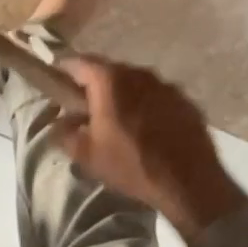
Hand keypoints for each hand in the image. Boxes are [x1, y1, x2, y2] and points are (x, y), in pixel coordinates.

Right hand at [56, 56, 247, 240]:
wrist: (189, 184)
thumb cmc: (132, 165)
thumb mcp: (86, 155)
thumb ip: (64, 133)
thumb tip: (59, 121)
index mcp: (110, 81)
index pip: (79, 62)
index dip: (65, 69)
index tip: (57, 81)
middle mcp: (138, 73)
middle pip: (109, 71)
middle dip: (95, 85)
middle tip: (87, 107)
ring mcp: (166, 85)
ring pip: (135, 83)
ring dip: (124, 95)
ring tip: (120, 119)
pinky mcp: (186, 101)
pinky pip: (158, 96)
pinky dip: (148, 105)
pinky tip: (148, 129)